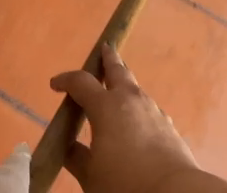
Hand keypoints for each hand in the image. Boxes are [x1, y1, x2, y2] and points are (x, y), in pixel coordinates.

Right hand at [48, 44, 199, 192]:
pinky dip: (136, 107)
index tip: (55, 84)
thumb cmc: (124, 183)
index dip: (66, 80)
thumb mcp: (90, 176)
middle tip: (104, 48)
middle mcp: (130, 100)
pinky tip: (135, 120)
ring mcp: (152, 109)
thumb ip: (77, 157)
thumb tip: (69, 147)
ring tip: (116, 86)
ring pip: (134, 88)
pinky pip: (147, 108)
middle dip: (108, 58)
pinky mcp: (167, 124)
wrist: (171, 192)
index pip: (81, 83)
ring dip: (123, 83)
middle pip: (117, 70)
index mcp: (106, 107)